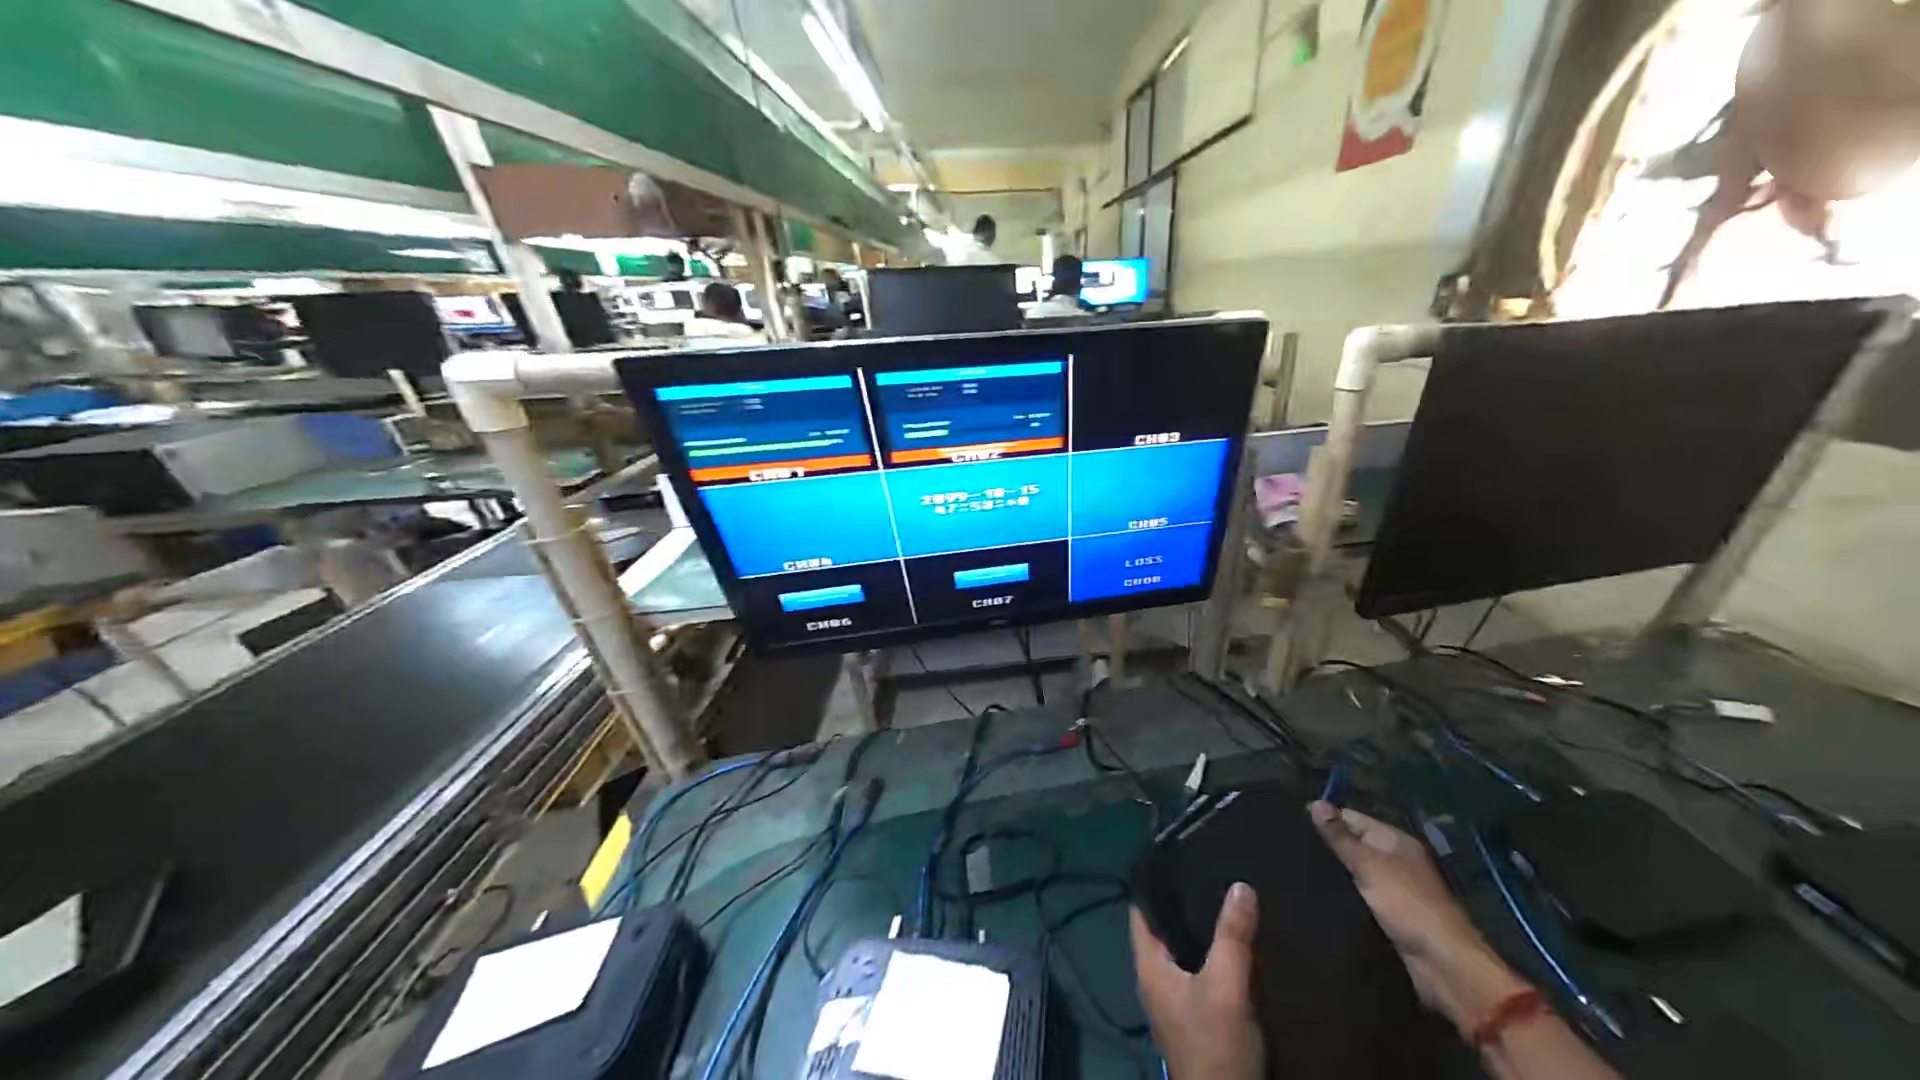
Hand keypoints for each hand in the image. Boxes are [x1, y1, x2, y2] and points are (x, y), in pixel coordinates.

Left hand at [1128, 883, 1264, 1079]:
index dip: (1152, 886)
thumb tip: (1240, 886)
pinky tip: (1237, 947)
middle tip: (1206, 871)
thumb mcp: (1227, 986)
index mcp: (1149, 967)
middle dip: (1182, 905)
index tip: (1171, 858)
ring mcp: (1176, 1003)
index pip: (1140, 912)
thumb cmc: (1215, 1046)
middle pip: (1163, 931)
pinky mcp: (1197, 1020)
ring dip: (1200, 932)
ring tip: (1224, 899)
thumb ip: (1232, 937)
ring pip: (1184, 954)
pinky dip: (1213, 957)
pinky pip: (1201, 975)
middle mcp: (1155, 980)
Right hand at [1309, 802, 1529, 1033]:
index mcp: (1395, 840)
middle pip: (1352, 843)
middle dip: (1325, 846)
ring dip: (1332, 872)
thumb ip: (1340, 837)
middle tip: (1286, 846)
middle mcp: (1395, 859)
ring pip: (1353, 871)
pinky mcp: (1389, 913)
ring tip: (1293, 867)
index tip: (1289, 823)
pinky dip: (1341, 893)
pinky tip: (1315, 893)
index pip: (1352, 817)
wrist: (1444, 965)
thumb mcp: (1369, 865)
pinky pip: (1358, 894)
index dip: (1324, 818)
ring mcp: (1393, 887)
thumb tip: (1315, 802)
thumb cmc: (1407, 906)